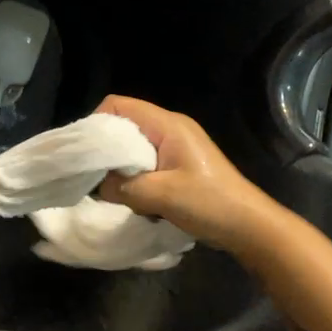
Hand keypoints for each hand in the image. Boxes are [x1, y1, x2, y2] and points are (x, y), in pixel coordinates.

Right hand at [95, 95, 284, 252]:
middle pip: (123, 125)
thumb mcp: (160, 196)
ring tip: (117, 190)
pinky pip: (145, 162)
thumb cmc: (209, 203)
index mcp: (168, 125)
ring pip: (132, 147)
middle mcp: (170, 128)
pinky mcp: (178, 165)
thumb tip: (99, 186)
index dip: (95, 122)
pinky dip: (135, 178)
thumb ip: (122, 187)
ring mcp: (176, 147)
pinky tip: (136, 199)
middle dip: (105, 149)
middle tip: (92, 174)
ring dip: (121, 168)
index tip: (83, 151)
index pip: (118, 105)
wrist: (248, 226)